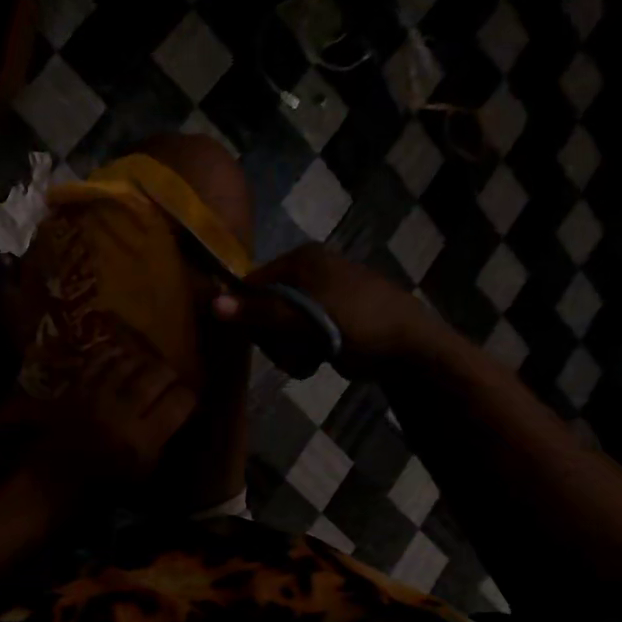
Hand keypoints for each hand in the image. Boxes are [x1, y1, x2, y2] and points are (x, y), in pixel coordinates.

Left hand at [28, 346, 197, 499]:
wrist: (54, 480)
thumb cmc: (104, 484)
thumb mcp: (143, 473)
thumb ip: (160, 443)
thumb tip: (173, 419)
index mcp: (144, 438)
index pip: (179, 403)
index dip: (189, 397)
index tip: (188, 399)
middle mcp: (124, 412)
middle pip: (156, 376)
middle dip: (169, 373)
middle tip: (171, 377)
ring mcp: (97, 397)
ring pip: (128, 363)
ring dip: (143, 361)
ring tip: (148, 365)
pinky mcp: (76, 388)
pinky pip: (98, 361)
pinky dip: (112, 355)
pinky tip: (121, 356)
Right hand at [210, 244, 442, 377]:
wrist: (409, 347)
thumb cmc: (357, 323)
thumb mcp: (305, 318)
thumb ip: (260, 312)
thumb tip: (213, 305)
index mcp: (303, 259)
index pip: (253, 284)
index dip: (250, 314)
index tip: (262, 339)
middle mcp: (310, 272)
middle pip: (266, 308)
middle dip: (274, 337)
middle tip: (292, 352)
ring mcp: (321, 298)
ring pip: (282, 328)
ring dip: (289, 350)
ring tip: (309, 358)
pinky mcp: (331, 321)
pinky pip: (300, 337)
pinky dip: (304, 353)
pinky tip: (318, 361)